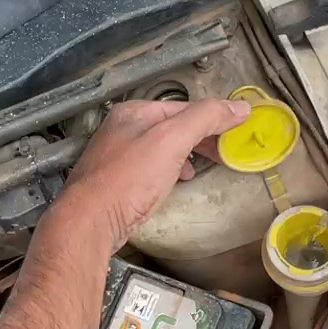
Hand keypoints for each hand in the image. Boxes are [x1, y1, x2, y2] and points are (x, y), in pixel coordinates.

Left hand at [39, 98, 251, 259]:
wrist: (91, 221)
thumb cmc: (125, 180)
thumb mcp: (172, 141)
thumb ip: (205, 119)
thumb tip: (236, 107)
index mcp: (135, 113)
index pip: (186, 107)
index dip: (214, 117)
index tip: (235, 127)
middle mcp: (124, 130)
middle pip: (175, 126)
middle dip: (203, 137)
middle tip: (225, 149)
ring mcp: (119, 156)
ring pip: (164, 147)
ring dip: (189, 153)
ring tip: (208, 163)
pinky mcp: (119, 181)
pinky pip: (153, 168)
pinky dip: (172, 170)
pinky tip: (179, 180)